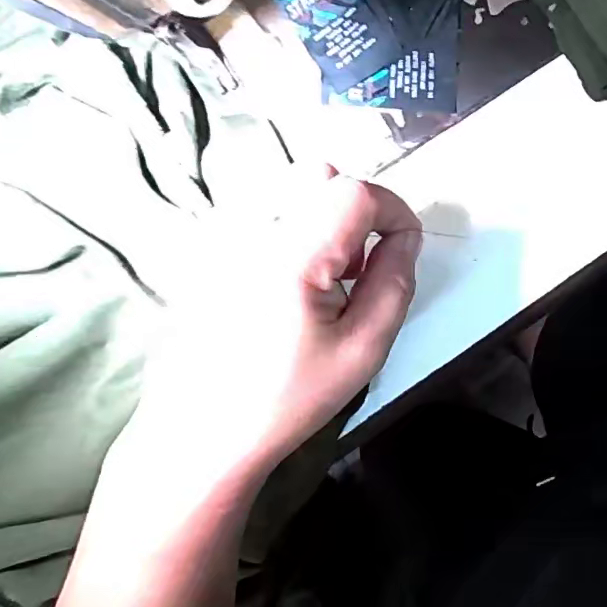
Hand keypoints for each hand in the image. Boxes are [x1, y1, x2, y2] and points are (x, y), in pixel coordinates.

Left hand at [107, 171, 421, 509]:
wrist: (201, 431)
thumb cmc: (287, 397)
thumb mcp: (363, 349)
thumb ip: (394, 284)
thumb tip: (405, 239)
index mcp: (290, 255)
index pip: (354, 191)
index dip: (394, 210)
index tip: (405, 247)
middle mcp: (249, 231)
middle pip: (319, 175)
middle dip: (359, 208)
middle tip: (361, 265)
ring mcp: (221, 237)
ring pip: (290, 187)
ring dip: (326, 216)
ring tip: (326, 276)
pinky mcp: (208, 249)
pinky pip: (263, 209)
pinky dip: (294, 226)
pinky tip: (291, 280)